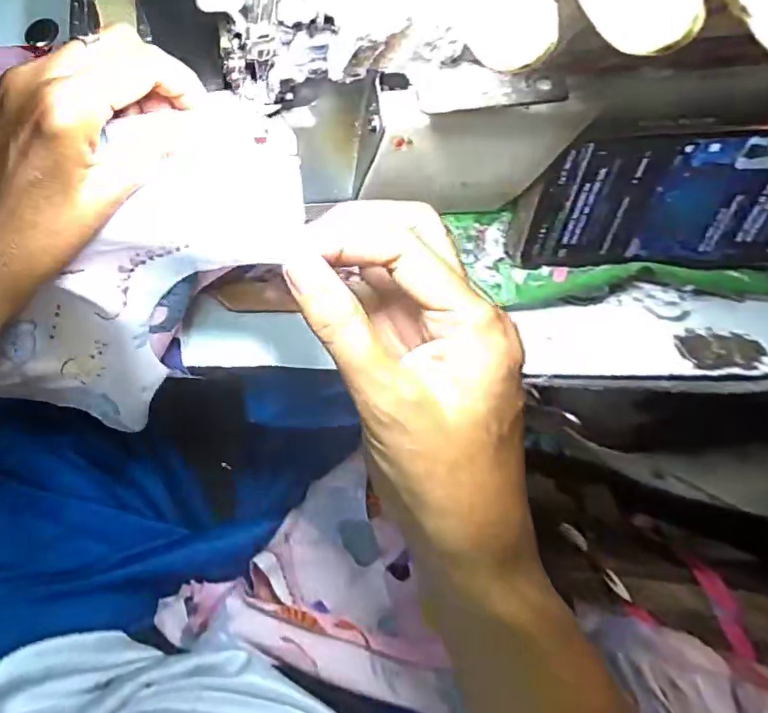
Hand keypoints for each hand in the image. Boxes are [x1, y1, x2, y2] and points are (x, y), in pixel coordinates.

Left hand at [0, 25, 203, 352]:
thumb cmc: (35, 242)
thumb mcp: (103, 196)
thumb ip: (151, 147)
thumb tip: (188, 124)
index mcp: (64, 103)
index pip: (141, 64)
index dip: (179, 82)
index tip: (194, 112)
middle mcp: (35, 78)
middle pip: (113, 44)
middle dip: (150, 72)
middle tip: (166, 116)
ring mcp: (14, 83)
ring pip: (87, 51)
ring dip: (120, 74)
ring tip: (136, 121)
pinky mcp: (4, 95)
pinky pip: (60, 68)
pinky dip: (89, 81)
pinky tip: (99, 120)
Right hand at [280, 203, 535, 581]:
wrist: (464, 539)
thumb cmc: (438, 475)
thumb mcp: (384, 397)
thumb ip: (338, 324)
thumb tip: (293, 262)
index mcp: (474, 319)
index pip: (406, 246)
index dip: (346, 239)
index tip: (292, 252)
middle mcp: (460, 310)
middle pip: (411, 235)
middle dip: (353, 227)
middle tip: (299, 243)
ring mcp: (434, 325)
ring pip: (390, 260)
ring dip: (343, 252)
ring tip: (294, 258)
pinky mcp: (410, 342)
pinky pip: (372, 295)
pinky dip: (338, 284)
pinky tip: (305, 285)